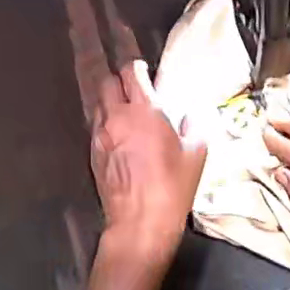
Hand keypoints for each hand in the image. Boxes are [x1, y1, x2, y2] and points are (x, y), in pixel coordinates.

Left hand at [90, 60, 205, 259]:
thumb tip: (192, 114)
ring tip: (122, 107)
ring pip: (97, 102)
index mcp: (145, 111)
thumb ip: (195, 125)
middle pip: (107, 81)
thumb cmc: (173, 186)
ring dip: (109, 99)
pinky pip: (94, 125)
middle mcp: (116, 117)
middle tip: (132, 87)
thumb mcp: (197, 153)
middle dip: (119, 79)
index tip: (145, 70)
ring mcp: (100, 135)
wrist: (140, 222)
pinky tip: (115, 131)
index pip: (131, 72)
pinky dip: (104, 121)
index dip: (138, 67)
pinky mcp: (92, 153)